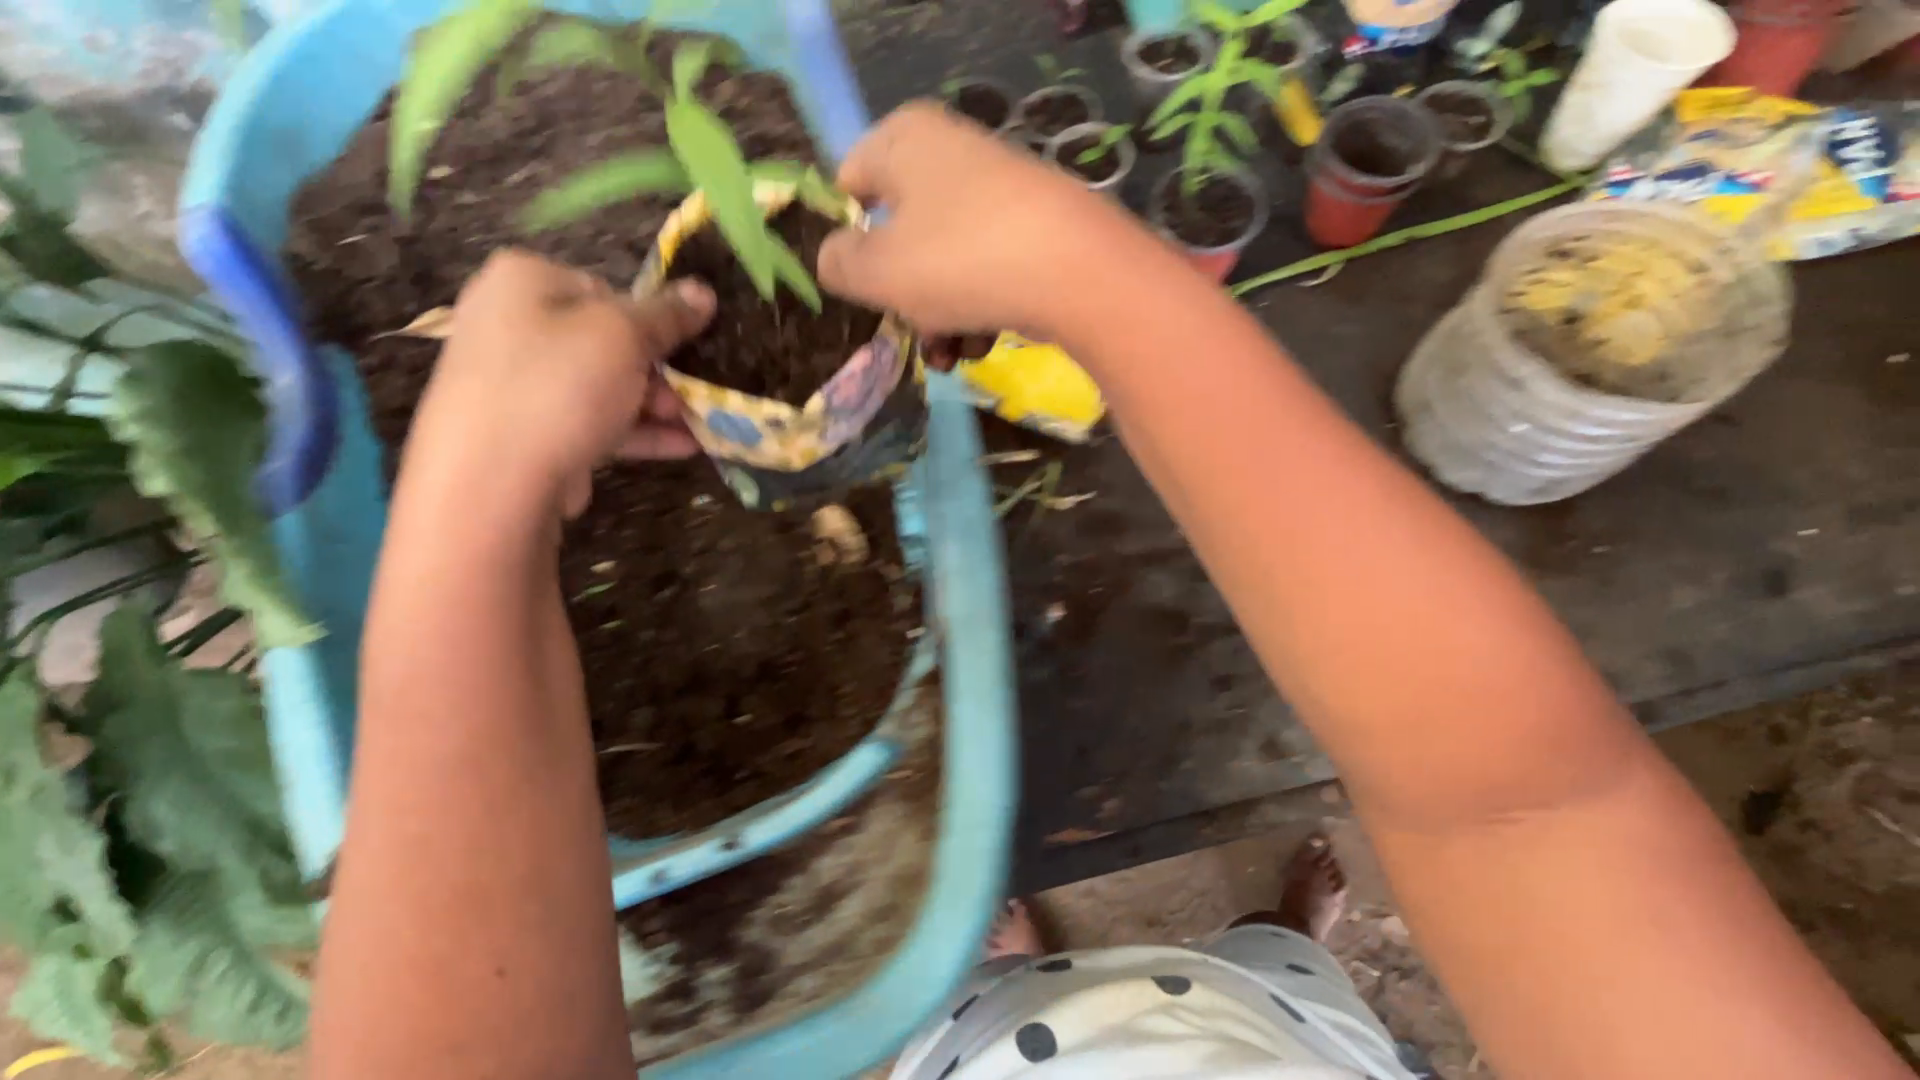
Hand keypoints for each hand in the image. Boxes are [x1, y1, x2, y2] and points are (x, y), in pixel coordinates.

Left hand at [406, 250, 712, 517]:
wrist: (491, 481)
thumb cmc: (558, 386)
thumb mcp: (625, 338)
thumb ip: (667, 316)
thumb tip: (704, 291)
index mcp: (523, 280)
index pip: (603, 288)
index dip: (648, 320)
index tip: (680, 348)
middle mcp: (509, 324)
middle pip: (602, 341)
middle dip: (655, 371)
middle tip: (690, 395)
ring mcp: (514, 383)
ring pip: (599, 387)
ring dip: (652, 405)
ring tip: (694, 426)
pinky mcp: (524, 433)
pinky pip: (588, 424)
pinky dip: (632, 433)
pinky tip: (680, 448)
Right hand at [817, 102, 1140, 338]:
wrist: (1079, 275)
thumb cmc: (959, 261)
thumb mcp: (876, 271)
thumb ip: (838, 263)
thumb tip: (837, 256)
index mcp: (904, 139)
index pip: (848, 184)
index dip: (847, 239)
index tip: (860, 283)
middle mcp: (950, 151)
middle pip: (899, 232)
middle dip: (901, 294)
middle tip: (909, 329)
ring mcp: (996, 190)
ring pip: (942, 261)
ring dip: (937, 316)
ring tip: (952, 355)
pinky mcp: (1033, 228)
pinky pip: (984, 269)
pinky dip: (976, 309)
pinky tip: (983, 345)